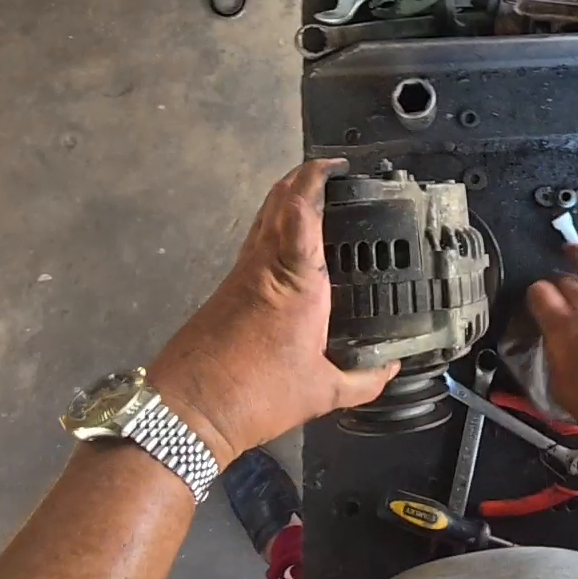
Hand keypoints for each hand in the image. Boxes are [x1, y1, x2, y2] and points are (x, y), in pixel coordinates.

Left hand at [148, 160, 397, 466]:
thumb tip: (391, 369)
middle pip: (279, 201)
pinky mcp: (229, 286)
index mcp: (298, 282)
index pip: (303, 212)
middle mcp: (268, 265)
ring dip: (285, 195)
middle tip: (331, 171)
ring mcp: (244, 272)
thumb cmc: (255, 396)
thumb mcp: (322, 393)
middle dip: (303, 176)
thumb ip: (364, 380)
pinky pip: (256, 238)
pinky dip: (274, 222)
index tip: (337, 166)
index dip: (317, 179)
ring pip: (263, 215)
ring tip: (312, 191)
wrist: (186, 411)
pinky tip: (288, 237)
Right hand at [525, 219, 577, 440]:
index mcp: (565, 328)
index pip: (540, 294)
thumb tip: (552, 329)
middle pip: (567, 281)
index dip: (537, 297)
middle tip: (560, 294)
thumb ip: (553, 348)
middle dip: (559, 285)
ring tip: (573, 250)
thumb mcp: (561, 383)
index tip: (539, 303)